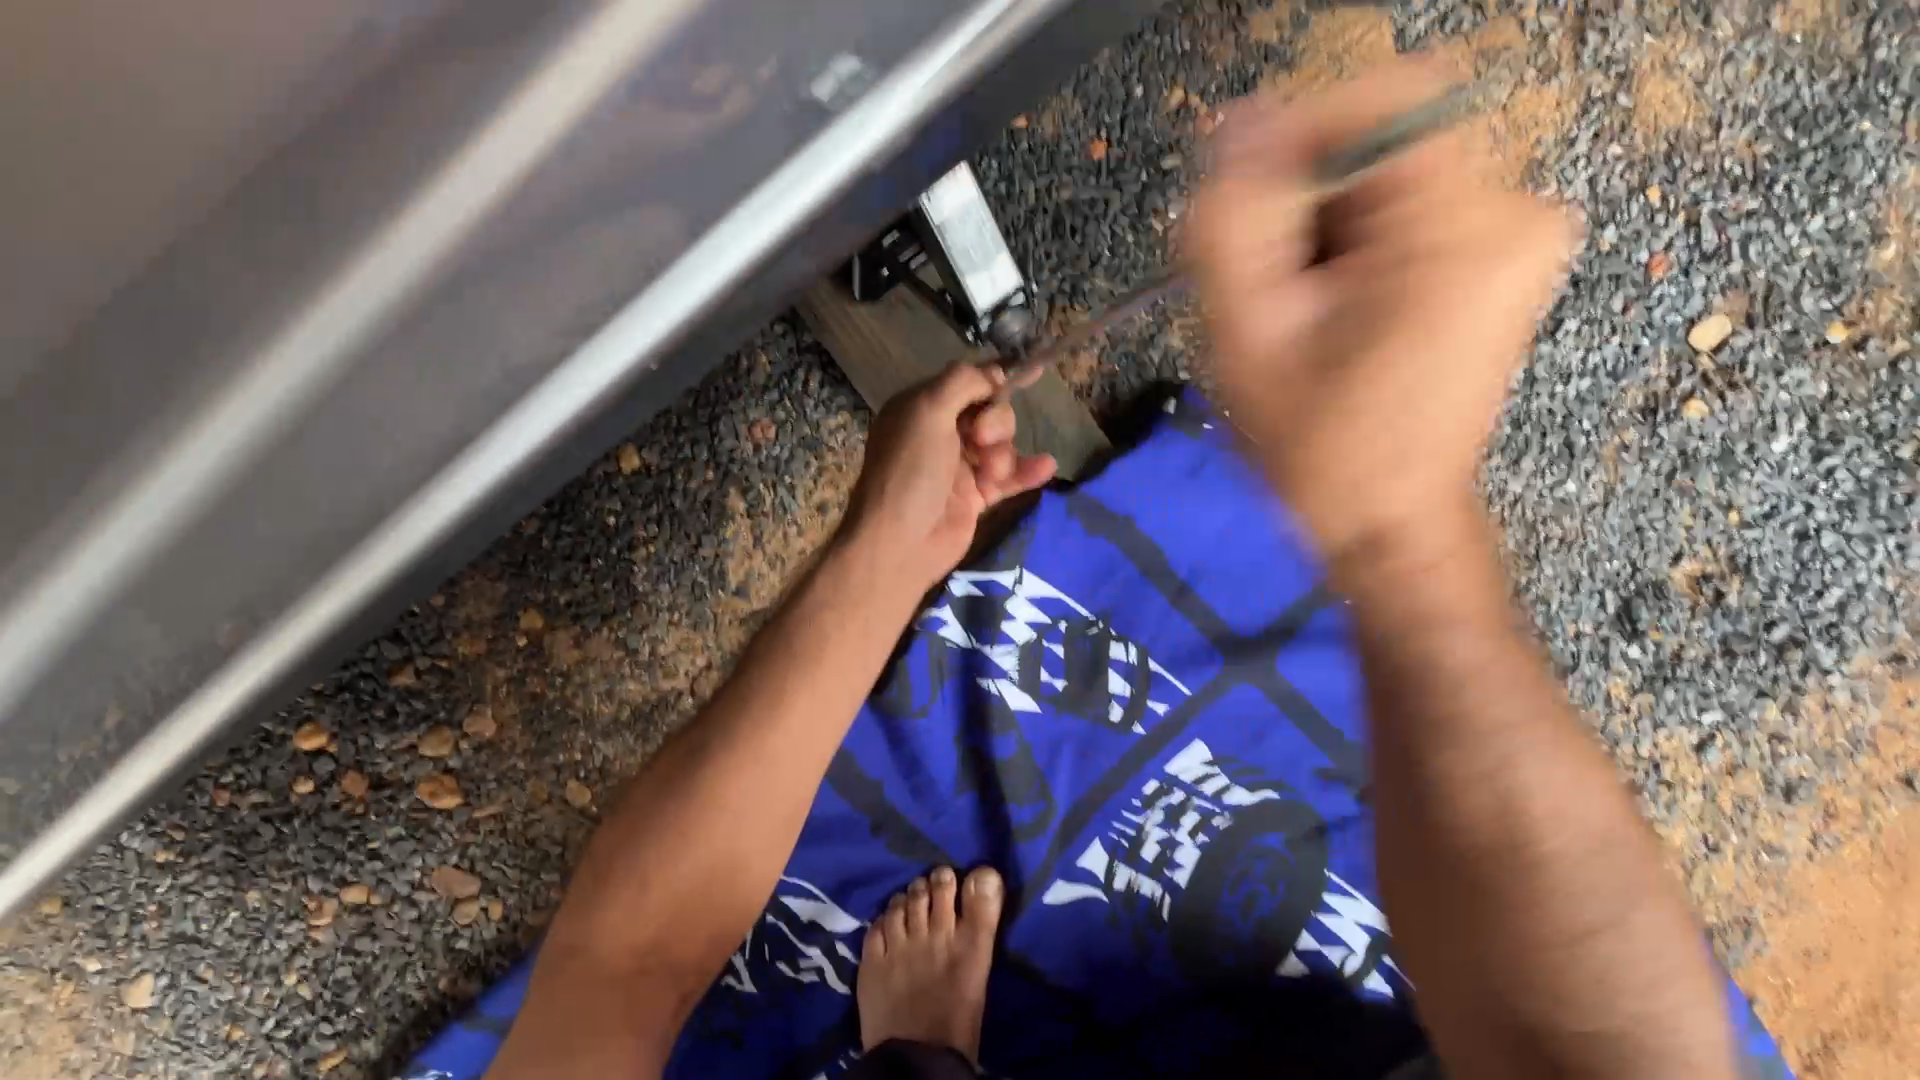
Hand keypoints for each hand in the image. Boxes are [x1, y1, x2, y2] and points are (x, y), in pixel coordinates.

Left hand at [839, 363, 1056, 594]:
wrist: (900, 542)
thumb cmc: (909, 471)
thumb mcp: (927, 410)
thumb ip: (963, 381)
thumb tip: (995, 372)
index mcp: (920, 407)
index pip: (967, 382)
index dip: (994, 380)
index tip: (1028, 374)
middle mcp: (939, 433)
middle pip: (990, 412)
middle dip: (997, 423)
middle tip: (982, 440)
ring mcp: (959, 466)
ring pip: (1002, 445)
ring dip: (1005, 455)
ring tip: (992, 475)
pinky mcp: (976, 496)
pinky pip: (1010, 477)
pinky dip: (1027, 472)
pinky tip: (1046, 467)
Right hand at [1189, 59, 1577, 570]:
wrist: (1391, 524)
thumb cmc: (1319, 451)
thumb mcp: (1247, 338)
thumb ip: (1233, 223)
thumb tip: (1240, 128)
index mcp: (1462, 232)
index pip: (1384, 100)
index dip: (1299, 139)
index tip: (1254, 213)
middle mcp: (1515, 215)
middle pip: (1383, 141)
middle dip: (1308, 204)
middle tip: (1272, 289)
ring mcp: (1519, 239)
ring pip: (1390, 177)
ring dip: (1326, 230)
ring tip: (1301, 312)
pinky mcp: (1504, 261)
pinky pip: (1412, 211)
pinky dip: (1358, 247)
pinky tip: (1334, 313)